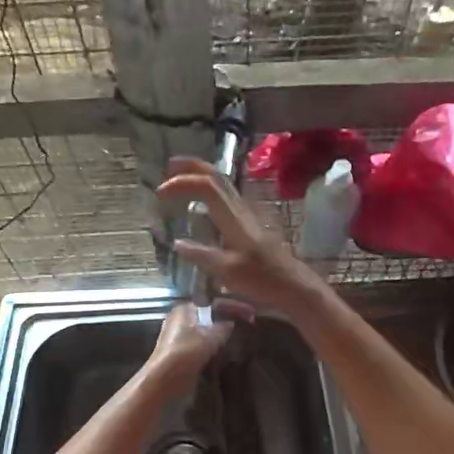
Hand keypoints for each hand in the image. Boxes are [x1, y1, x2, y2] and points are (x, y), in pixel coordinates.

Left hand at [146, 300, 251, 384]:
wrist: (166, 379)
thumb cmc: (187, 352)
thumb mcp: (211, 336)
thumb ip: (223, 327)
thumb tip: (230, 323)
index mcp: (185, 309)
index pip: (214, 304)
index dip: (234, 307)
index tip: (251, 312)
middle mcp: (180, 319)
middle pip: (209, 316)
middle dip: (227, 319)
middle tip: (246, 322)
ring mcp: (179, 337)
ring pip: (205, 331)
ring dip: (220, 334)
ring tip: (239, 336)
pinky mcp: (180, 354)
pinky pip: (202, 345)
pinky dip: (213, 346)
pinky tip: (224, 351)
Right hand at [157, 157, 332, 320]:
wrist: (293, 285)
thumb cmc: (263, 279)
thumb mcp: (228, 272)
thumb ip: (202, 256)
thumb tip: (176, 243)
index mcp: (233, 218)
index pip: (207, 186)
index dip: (182, 183)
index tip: (160, 194)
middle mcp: (240, 210)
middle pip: (216, 176)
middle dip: (191, 167)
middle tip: (168, 168)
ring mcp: (246, 215)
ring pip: (222, 184)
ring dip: (200, 176)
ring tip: (179, 179)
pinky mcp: (248, 224)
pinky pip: (225, 196)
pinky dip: (208, 190)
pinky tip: (200, 202)